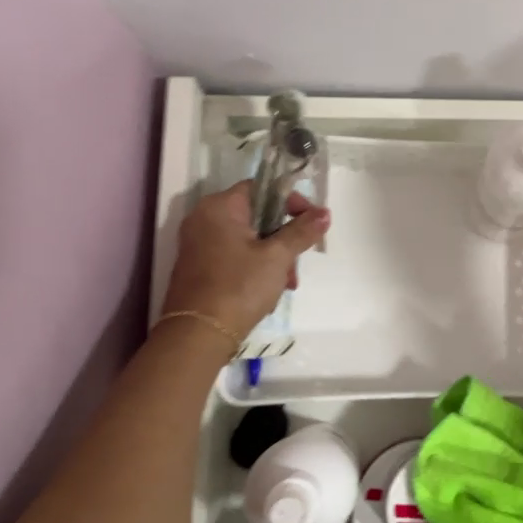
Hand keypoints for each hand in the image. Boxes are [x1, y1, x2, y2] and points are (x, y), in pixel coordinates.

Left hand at [160, 181, 329, 342]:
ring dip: (274, 256)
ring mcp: (198, 245)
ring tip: (287, 282)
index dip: (291, 201)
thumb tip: (325, 213)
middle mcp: (203, 220)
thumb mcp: (277, 257)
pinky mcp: (198, 268)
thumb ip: (302, 231)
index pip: (261, 188)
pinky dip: (255, 267)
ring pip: (248, 239)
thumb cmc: (239, 286)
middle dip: (284, 237)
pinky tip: (269, 290)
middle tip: (298, 259)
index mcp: (219, 208)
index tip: (310, 223)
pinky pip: (235, 256)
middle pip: (256, 215)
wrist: (198, 335)